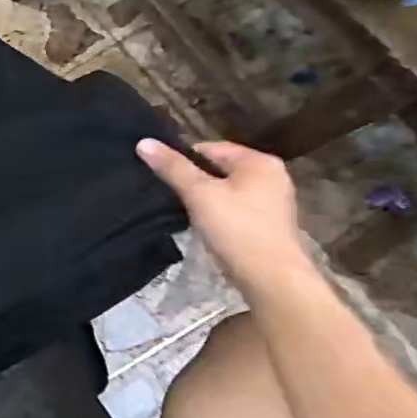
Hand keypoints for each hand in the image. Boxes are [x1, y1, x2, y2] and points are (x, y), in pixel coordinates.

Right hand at [136, 138, 314, 293]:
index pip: (210, 148)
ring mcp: (273, 200)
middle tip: (170, 195)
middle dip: (194, 179)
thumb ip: (172, 167)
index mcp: (259, 162)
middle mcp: (272, 175)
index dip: (183, 160)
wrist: (269, 275)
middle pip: (219, 168)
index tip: (163, 177)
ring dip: (205, 197)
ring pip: (226, 189)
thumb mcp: (198, 194)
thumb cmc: (235, 228)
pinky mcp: (268, 221)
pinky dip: (218, 211)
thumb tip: (143, 142)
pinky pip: (235, 206)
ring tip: (184, 210)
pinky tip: (205, 225)